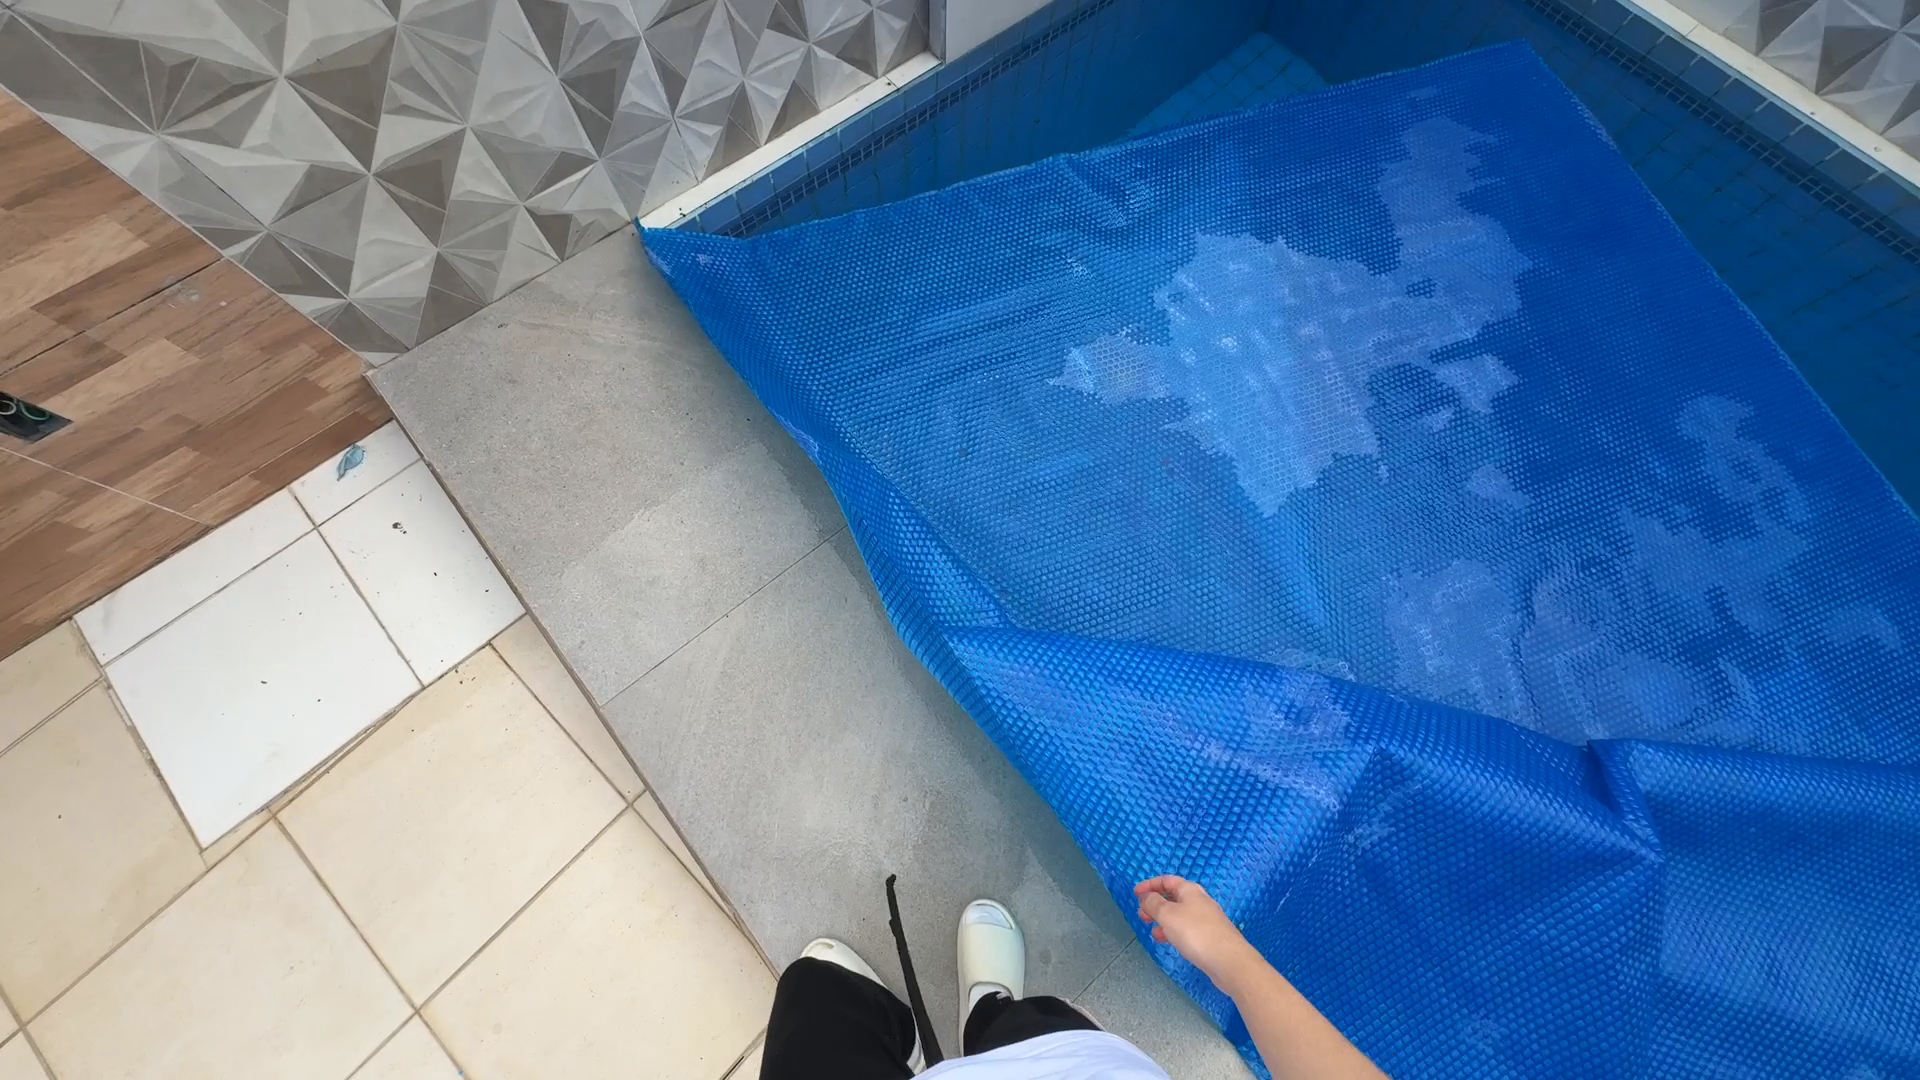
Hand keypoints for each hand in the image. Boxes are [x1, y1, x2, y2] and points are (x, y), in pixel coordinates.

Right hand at [1134, 875, 1265, 996]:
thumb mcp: (1168, 914)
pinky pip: (1186, 929)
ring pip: (1179, 914)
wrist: (1229, 961)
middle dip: (1155, 904)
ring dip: (1163, 920)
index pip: (1166, 880)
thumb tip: (1146, 896)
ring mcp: (1206, 919)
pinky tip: (1168, 942)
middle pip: (1172, 897)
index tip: (1135, 894)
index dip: (1149, 885)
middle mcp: (1198, 901)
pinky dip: (1174, 932)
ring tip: (1152, 931)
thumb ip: (1153, 903)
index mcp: (1189, 890)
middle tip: (1141, 914)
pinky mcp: (1210, 937)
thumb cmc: (1195, 933)